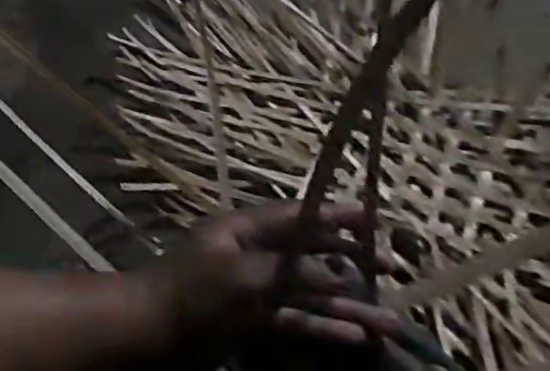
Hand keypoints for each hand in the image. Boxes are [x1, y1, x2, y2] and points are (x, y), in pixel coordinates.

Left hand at [145, 200, 403, 348]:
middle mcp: (249, 253)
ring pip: (308, 291)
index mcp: (240, 229)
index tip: (370, 215)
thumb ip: (288, 270)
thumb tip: (336, 275)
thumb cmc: (194, 292)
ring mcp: (253, 287)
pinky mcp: (254, 319)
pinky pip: (297, 318)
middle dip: (348, 259)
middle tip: (392, 268)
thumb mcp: (241, 274)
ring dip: (347, 304)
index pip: (292, 216)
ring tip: (392, 321)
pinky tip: (356, 337)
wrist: (157, 331)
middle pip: (305, 252)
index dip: (330, 214)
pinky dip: (325, 325)